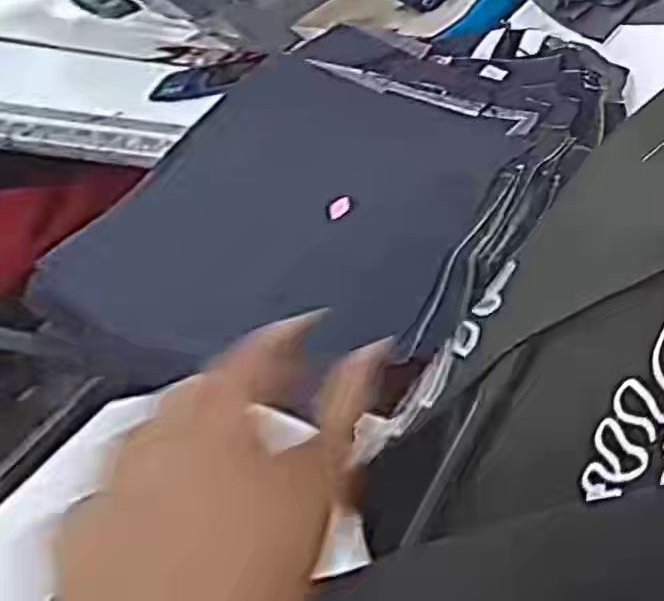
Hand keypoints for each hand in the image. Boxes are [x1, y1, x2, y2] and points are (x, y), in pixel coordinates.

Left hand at [56, 315, 385, 600]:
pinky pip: (104, 487)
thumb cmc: (263, 550)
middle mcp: (153, 447)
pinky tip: (173, 489)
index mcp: (219, 419)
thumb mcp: (331, 463)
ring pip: (143, 433)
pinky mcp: (78, 539)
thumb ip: (351, 397)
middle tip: (280, 378)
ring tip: (231, 429)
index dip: (289, 331)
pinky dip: (144, 474)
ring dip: (189, 420)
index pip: (254, 351)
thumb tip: (374, 351)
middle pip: (194, 388)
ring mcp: (108, 495)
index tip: (310, 324)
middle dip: (238, 376)